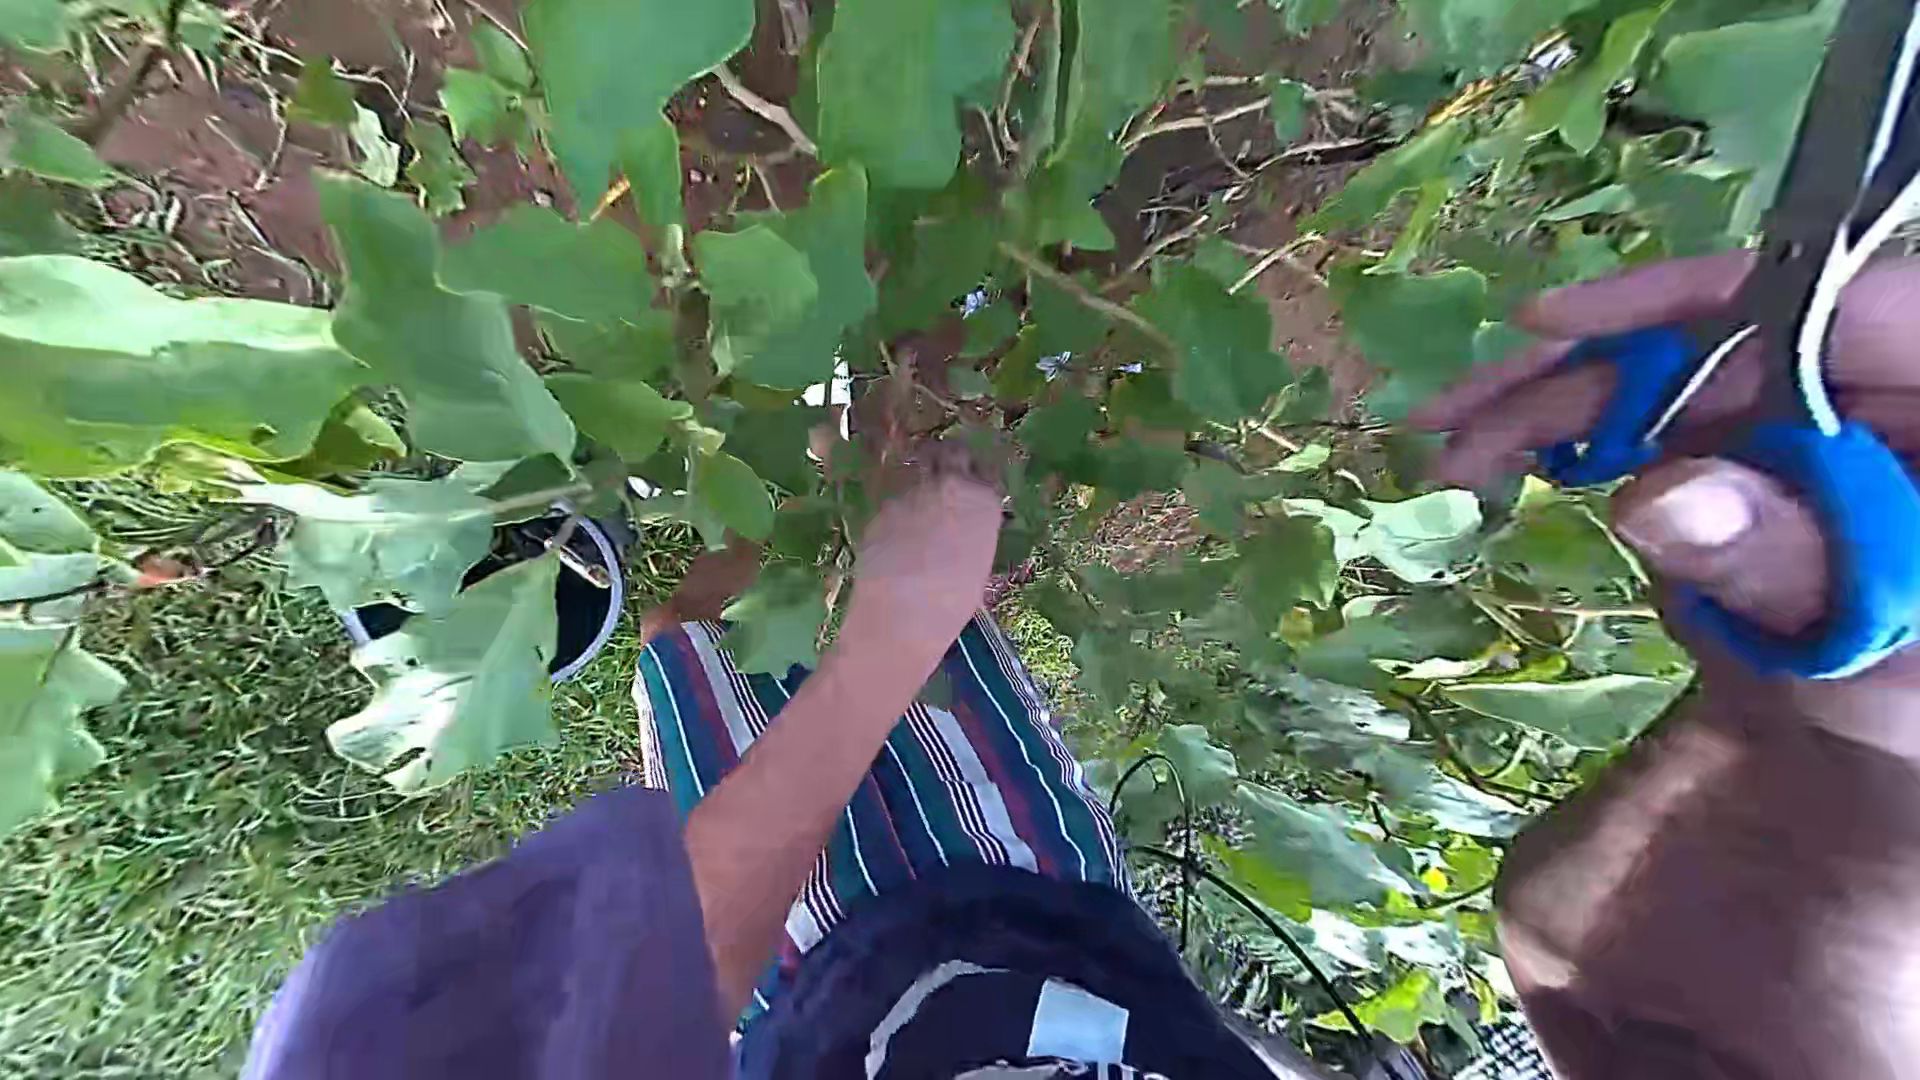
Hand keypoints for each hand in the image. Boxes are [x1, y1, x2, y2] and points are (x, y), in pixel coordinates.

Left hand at [839, 440, 1003, 663]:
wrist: (902, 611)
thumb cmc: (954, 600)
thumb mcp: (978, 562)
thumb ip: (973, 529)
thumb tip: (963, 525)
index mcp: (980, 499)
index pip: (982, 468)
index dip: (975, 474)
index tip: (973, 481)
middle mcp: (946, 486)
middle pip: (947, 453)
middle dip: (947, 459)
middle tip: (944, 474)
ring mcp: (909, 493)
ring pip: (916, 470)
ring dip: (919, 478)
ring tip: (919, 503)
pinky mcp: (880, 507)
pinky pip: (894, 497)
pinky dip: (898, 506)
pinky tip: (897, 531)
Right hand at [1414, 255, 1919, 686]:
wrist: (1886, 754)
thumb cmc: (1915, 714)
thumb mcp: (1877, 657)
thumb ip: (1785, 569)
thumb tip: (1654, 495)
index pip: (1835, 310)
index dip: (1681, 300)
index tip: (1542, 323)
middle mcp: (1866, 402)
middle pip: (1700, 349)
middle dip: (1560, 384)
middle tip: (1449, 427)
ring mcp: (1784, 435)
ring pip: (1646, 387)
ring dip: (1533, 414)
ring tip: (1448, 456)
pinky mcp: (1720, 468)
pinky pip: (1630, 432)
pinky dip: (1552, 442)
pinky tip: (1498, 461)